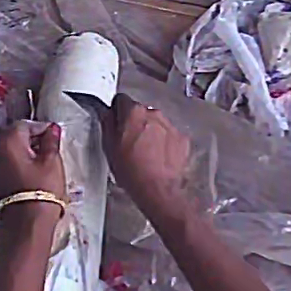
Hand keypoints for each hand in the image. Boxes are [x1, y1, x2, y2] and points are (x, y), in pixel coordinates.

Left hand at [0, 120, 66, 202]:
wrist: (29, 221)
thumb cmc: (43, 188)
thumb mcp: (52, 161)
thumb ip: (51, 141)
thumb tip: (52, 128)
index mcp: (9, 141)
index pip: (24, 124)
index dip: (41, 127)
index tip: (54, 135)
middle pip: (14, 134)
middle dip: (31, 136)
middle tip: (50, 144)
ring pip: (11, 147)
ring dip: (26, 148)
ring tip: (44, 157)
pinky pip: (9, 159)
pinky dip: (20, 158)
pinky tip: (34, 167)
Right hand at [103, 94, 193, 223]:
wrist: (158, 189)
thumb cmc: (132, 170)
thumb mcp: (109, 148)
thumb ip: (107, 124)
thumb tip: (108, 115)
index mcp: (133, 112)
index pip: (121, 100)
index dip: (117, 113)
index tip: (116, 124)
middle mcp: (154, 114)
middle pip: (140, 112)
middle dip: (135, 123)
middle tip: (129, 143)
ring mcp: (170, 126)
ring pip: (156, 123)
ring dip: (150, 133)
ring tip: (145, 154)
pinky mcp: (182, 139)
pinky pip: (169, 135)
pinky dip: (164, 143)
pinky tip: (158, 158)